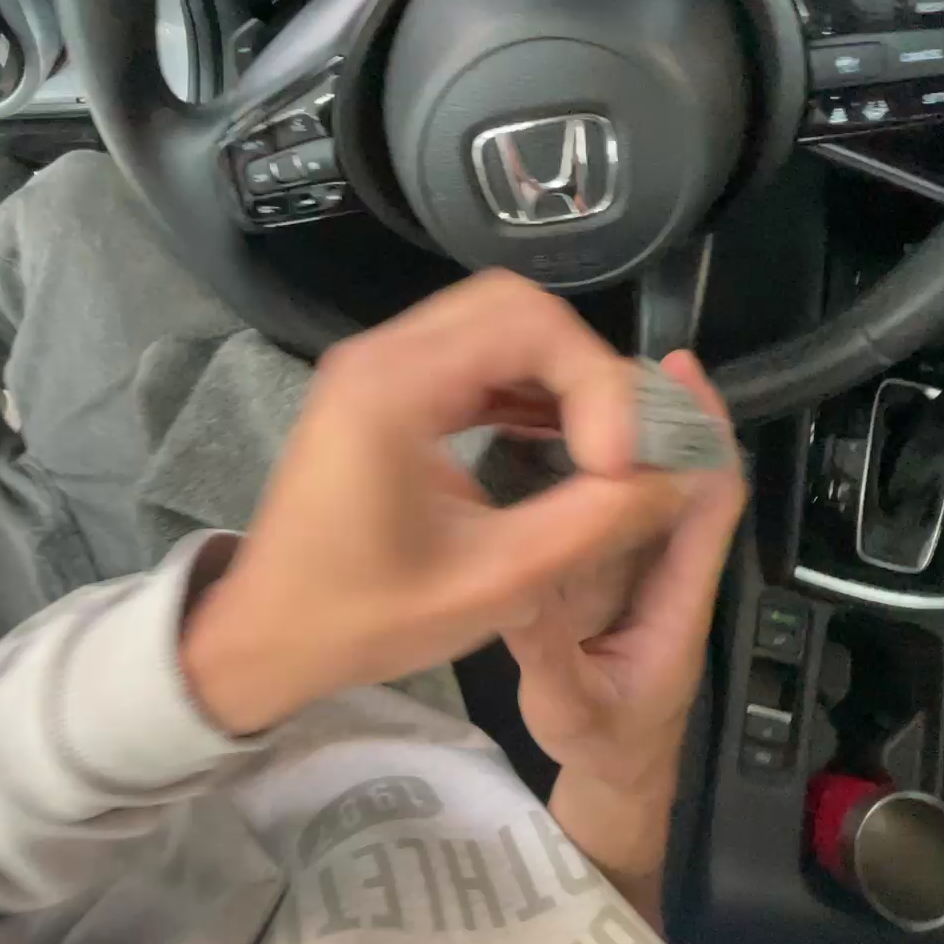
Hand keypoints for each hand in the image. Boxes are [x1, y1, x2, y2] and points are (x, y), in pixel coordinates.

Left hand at [181, 271, 695, 733]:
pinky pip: (471, 361)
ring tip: (604, 441)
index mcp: (392, 386)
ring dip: (559, 376)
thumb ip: (594, 522)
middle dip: (583, 369)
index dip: (597, 383)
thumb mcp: (493, 583)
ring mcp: (377, 368)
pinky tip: (561, 434)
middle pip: (513, 307)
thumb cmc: (362, 620)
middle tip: (619, 443)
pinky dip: (525, 388)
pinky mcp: (384, 392)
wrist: (267, 636)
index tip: (620, 464)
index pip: (528, 323)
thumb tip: (676, 475)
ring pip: (495, 327)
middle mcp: (380, 354)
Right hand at [504, 350, 747, 797]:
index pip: (710, 503)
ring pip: (641, 485)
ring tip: (578, 383)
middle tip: (614, 360)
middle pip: (680, 475)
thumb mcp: (571, 707)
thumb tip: (516, 586)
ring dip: (626, 431)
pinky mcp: (600, 572)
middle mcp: (662, 568)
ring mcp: (631, 568)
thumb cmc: (605, 743)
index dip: (706, 436)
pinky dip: (591, 465)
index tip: (684, 376)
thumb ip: (548, 656)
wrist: (610, 773)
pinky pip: (603, 507)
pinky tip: (551, 435)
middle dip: (662, 413)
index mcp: (675, 597)